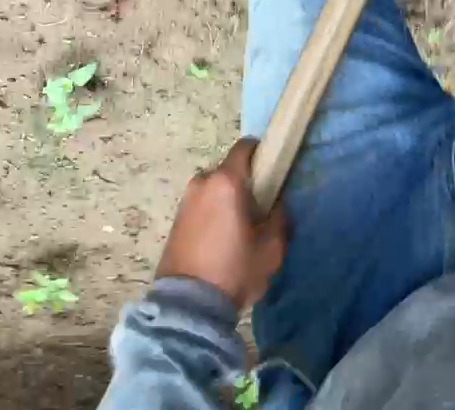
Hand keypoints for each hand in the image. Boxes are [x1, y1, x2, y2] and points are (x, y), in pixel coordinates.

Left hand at [155, 139, 286, 308]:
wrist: (187, 306)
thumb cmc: (234, 270)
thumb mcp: (271, 250)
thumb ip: (279, 220)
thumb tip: (276, 206)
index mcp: (226, 182)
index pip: (245, 148)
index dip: (261, 154)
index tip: (271, 171)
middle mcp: (203, 182)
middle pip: (229, 171)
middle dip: (244, 184)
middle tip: (257, 210)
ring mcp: (185, 200)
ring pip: (214, 189)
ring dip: (226, 200)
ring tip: (236, 230)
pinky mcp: (175, 219)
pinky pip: (201, 205)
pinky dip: (211, 213)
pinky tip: (219, 240)